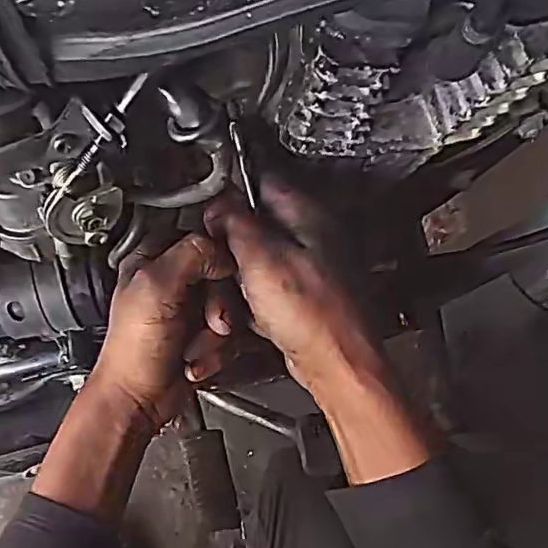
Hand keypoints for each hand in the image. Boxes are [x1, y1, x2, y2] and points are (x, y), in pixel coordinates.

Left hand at [86, 232, 237, 431]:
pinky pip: (231, 337)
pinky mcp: (203, 338)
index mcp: (152, 260)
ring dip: (216, 337)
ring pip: (231, 309)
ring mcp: (189, 312)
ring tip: (193, 349)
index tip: (220, 275)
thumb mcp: (157, 287)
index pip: (199, 236)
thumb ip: (191, 254)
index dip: (216, 256)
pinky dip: (216, 354)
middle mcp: (172, 283)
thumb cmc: (132, 352)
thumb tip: (221, 250)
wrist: (136, 401)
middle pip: (223, 276)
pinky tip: (193, 362)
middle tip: (211, 320)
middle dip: (220, 306)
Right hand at [205, 176, 431, 484]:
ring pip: (254, 267)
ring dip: (236, 286)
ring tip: (236, 305)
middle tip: (222, 271)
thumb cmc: (314, 316)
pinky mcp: (300, 302)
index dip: (228, 199)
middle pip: (253, 231)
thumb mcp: (261, 259)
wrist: (336, 364)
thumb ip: (236, 225)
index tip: (211, 219)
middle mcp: (311, 239)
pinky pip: (262, 296)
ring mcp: (306, 271)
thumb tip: (219, 205)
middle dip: (229, 254)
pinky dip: (250, 308)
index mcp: (307, 215)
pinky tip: (249, 321)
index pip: (260, 183)